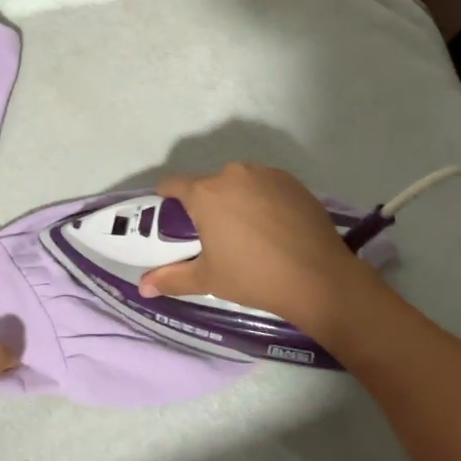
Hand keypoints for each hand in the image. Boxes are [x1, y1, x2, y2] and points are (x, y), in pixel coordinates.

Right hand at [140, 162, 382, 337]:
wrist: (317, 277)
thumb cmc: (254, 277)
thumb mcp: (209, 279)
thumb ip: (172, 278)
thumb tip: (143, 287)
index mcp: (206, 193)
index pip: (173, 184)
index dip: (167, 200)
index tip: (171, 220)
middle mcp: (232, 174)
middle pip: (208, 184)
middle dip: (206, 204)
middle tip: (214, 236)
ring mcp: (264, 173)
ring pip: (238, 182)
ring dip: (235, 199)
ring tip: (247, 232)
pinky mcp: (290, 180)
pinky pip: (265, 185)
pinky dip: (262, 199)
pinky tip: (273, 226)